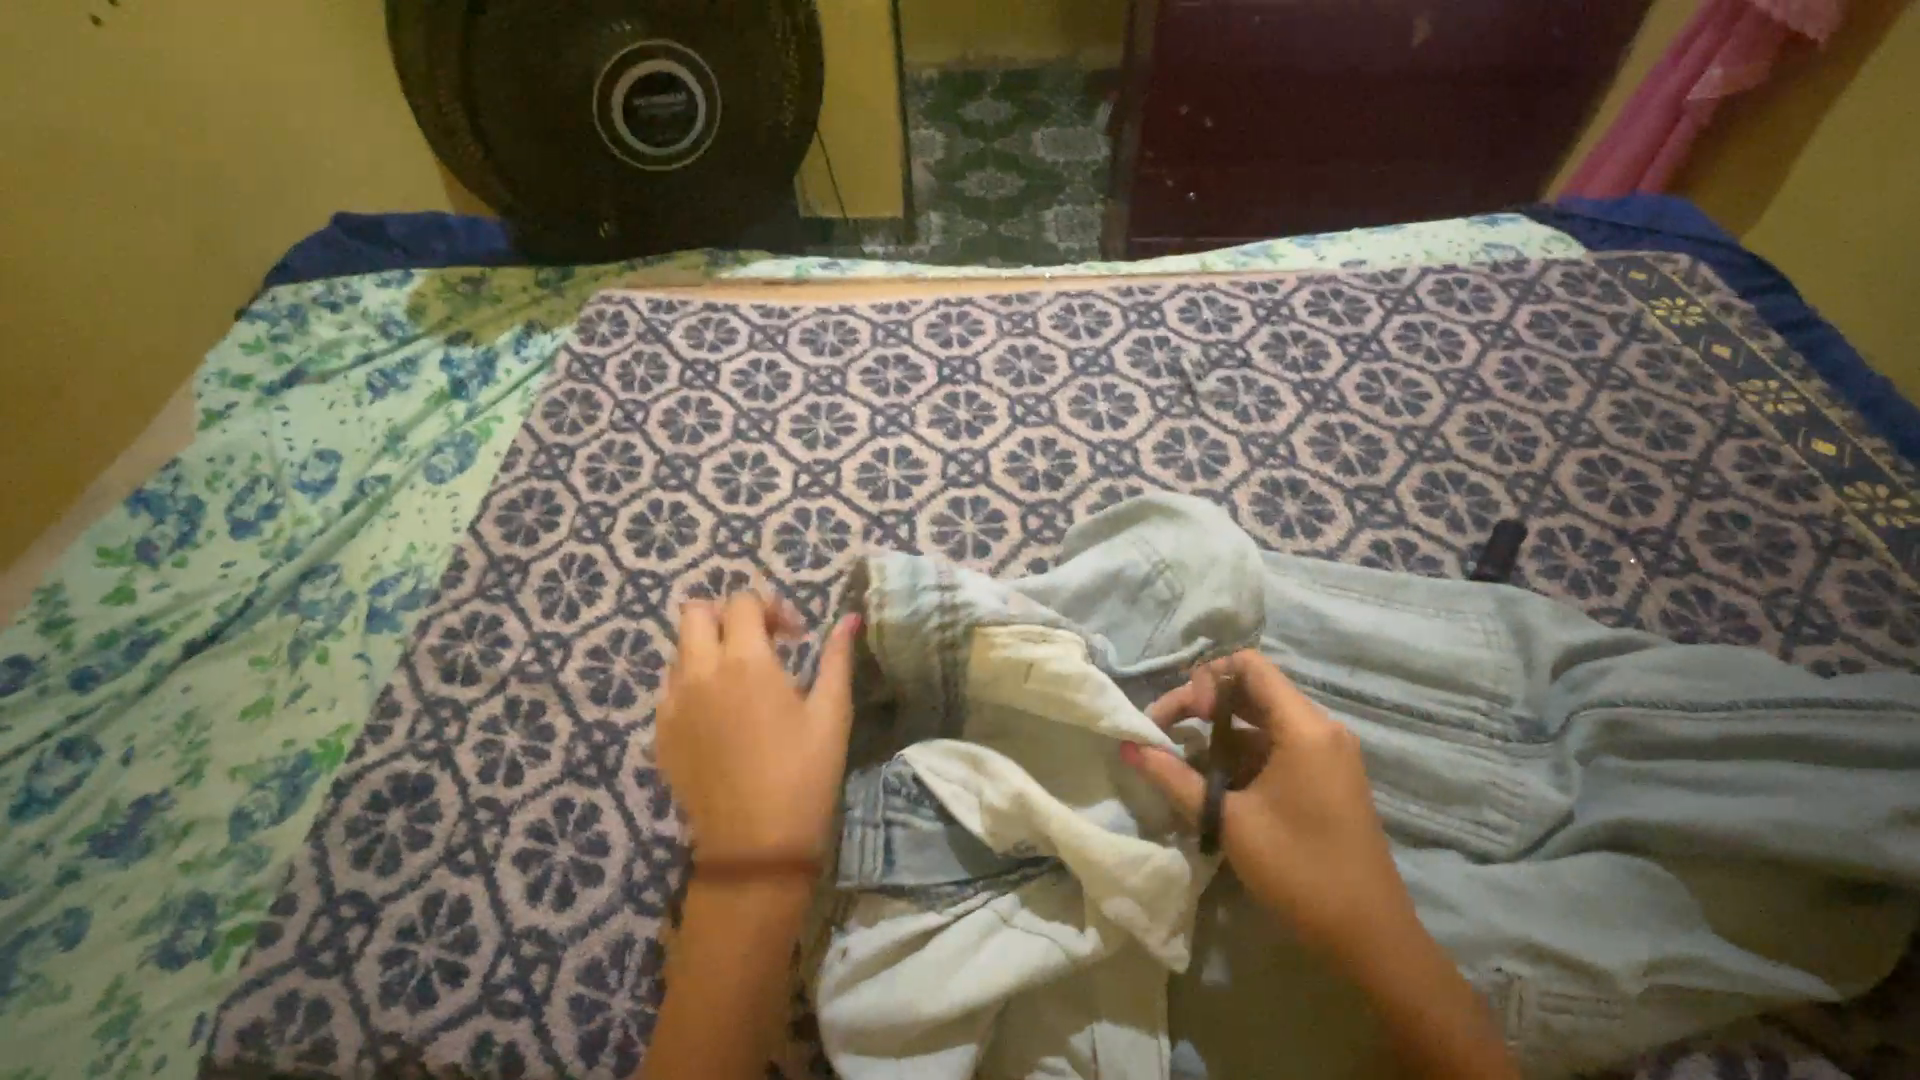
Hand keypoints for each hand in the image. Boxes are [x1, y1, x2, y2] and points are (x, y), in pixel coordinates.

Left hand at [655, 592, 861, 861]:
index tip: (795, 637)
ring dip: (707, 648)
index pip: (743, 601)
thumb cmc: (804, 775)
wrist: (755, 846)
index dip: (771, 608)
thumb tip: (849, 619)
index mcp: (746, 661)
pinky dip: (691, 683)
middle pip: (695, 612)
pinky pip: (669, 688)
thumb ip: (836, 658)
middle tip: (759, 643)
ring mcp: (672, 703)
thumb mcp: (831, 713)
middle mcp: (700, 672)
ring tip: (740, 680)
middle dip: (727, 616)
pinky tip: (720, 714)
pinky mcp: (660, 733)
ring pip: (678, 649)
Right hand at [1120, 650, 1421, 972]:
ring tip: (1180, 762)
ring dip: (1218, 733)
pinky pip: (1276, 746)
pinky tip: (1211, 782)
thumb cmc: (1298, 869)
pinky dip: (1240, 754)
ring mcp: (1326, 754)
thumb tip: (1127, 746)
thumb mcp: (1229, 821)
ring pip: (1260, 721)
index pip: (1249, 666)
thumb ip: (1174, 777)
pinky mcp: (1324, 778)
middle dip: (1202, 705)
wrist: (1368, 934)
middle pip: (1252, 690)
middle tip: (1164, 734)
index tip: (1181, 717)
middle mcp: (1320, 729)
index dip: (1205, 678)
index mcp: (1304, 727)